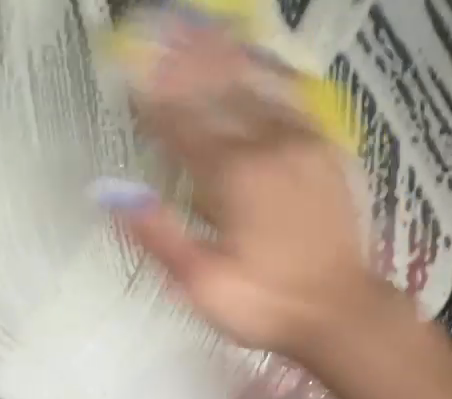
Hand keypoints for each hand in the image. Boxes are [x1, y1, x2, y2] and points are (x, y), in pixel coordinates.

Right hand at [111, 24, 395, 358]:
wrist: (340, 312)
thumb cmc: (262, 305)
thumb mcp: (200, 283)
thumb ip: (157, 234)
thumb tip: (112, 195)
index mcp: (233, 178)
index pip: (183, 126)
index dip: (153, 99)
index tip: (127, 72)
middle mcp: (269, 148)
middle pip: (220, 94)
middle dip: (185, 64)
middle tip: (159, 32)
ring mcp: (302, 145)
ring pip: (256, 90)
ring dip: (222, 61)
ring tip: (198, 33)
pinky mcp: (325, 153)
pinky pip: (291, 103)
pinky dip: (264, 80)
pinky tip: (253, 70)